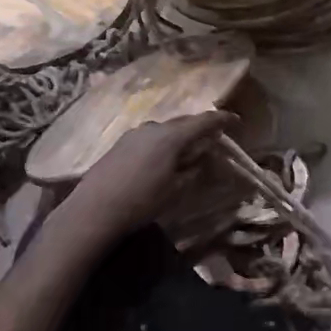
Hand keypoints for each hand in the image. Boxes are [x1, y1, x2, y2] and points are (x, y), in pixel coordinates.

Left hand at [60, 111, 234, 243]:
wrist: (94, 210)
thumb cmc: (142, 201)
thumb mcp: (176, 189)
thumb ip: (192, 168)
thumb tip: (201, 156)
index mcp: (171, 136)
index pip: (203, 121)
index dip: (222, 120)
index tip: (236, 121)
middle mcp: (153, 128)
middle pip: (183, 122)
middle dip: (200, 128)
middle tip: (213, 138)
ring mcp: (133, 134)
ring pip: (165, 130)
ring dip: (179, 137)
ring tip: (187, 151)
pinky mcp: (120, 144)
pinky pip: (150, 137)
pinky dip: (162, 143)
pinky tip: (162, 159)